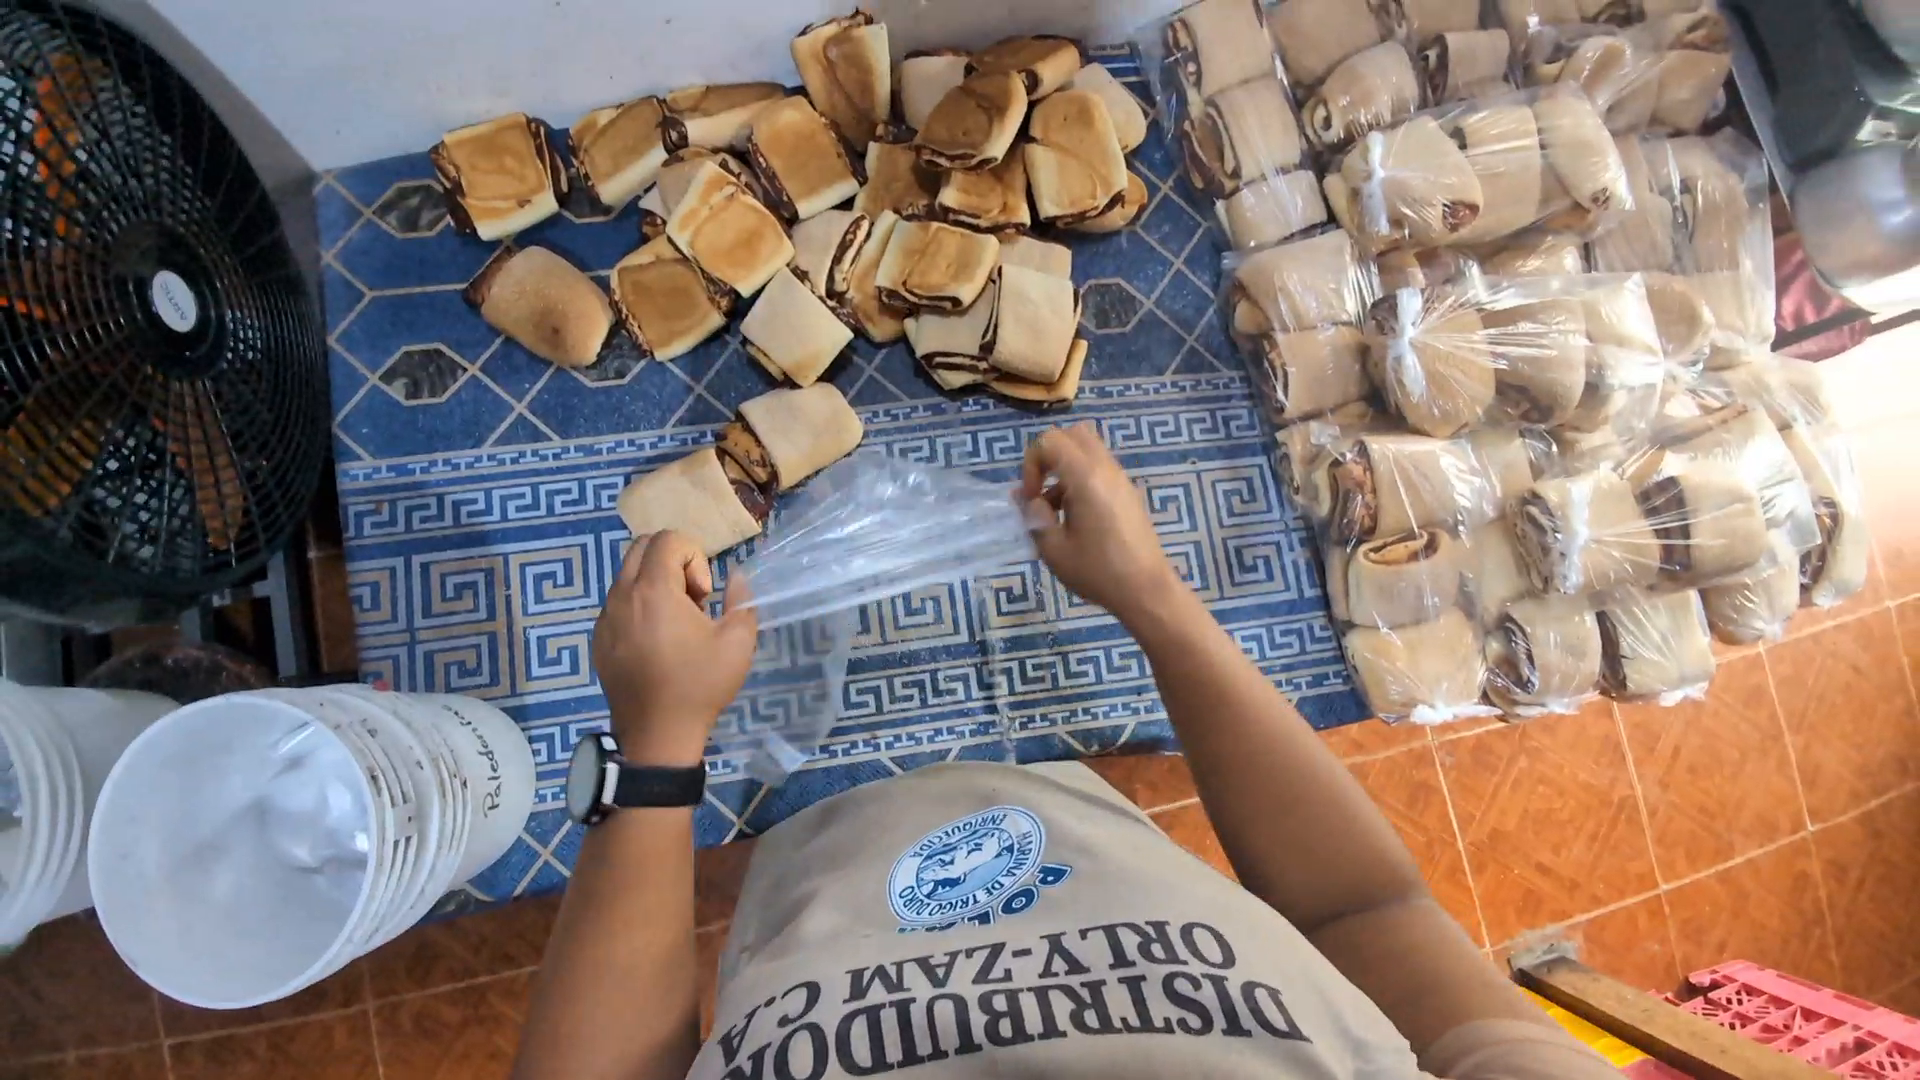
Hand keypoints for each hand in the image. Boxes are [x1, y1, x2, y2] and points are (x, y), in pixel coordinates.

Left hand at [591, 531, 757, 766]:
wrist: (657, 735)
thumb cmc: (700, 685)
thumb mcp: (738, 641)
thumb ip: (741, 599)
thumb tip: (736, 577)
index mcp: (653, 591)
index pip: (668, 539)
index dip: (694, 557)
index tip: (703, 595)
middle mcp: (621, 596)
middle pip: (641, 546)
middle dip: (672, 561)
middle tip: (692, 599)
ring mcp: (605, 618)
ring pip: (627, 574)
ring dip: (655, 583)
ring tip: (677, 623)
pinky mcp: (599, 638)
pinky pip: (618, 602)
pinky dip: (640, 605)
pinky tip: (658, 642)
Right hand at [1017, 423, 1184, 624]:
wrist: (1146, 590)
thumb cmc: (1097, 571)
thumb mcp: (1053, 549)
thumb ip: (1034, 516)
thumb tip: (1026, 499)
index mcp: (1086, 477)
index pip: (1049, 441)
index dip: (1031, 464)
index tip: (1030, 498)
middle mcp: (1106, 468)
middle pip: (1072, 434)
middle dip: (1048, 456)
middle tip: (1040, 490)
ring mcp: (1121, 479)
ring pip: (1087, 449)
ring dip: (1064, 468)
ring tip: (1056, 508)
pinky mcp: (1128, 492)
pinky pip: (1099, 468)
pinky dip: (1080, 478)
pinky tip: (1076, 517)